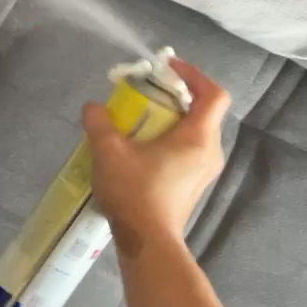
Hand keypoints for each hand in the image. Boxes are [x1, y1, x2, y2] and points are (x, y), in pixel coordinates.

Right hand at [83, 58, 230, 253]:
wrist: (148, 240)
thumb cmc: (134, 191)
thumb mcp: (108, 150)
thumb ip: (99, 122)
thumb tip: (94, 106)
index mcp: (197, 138)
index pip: (212, 94)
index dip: (193, 74)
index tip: (166, 66)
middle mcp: (209, 151)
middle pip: (201, 111)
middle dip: (173, 95)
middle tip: (142, 91)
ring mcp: (203, 169)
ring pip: (192, 131)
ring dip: (167, 117)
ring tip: (135, 118)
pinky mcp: (192, 182)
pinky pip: (186, 147)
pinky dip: (166, 136)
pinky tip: (138, 146)